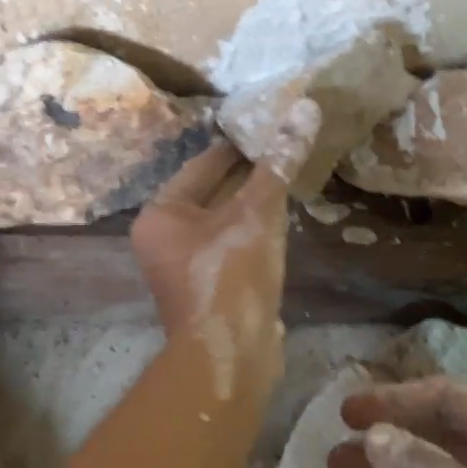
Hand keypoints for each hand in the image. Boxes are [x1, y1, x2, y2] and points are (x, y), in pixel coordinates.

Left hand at [129, 99, 320, 398]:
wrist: (231, 359)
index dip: (240, 144)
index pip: (204, 164)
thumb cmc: (231, 276)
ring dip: (257, 203)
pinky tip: (286, 221)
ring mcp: (188, 268)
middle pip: (214, 192)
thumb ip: (279, 162)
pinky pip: (236, 247)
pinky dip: (259, 232)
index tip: (272, 123)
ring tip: (292, 176)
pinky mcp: (213, 290)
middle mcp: (166, 239)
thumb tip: (305, 108)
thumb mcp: (257, 211)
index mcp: (161, 214)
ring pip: (228, 221)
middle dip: (251, 173)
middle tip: (288, 146)